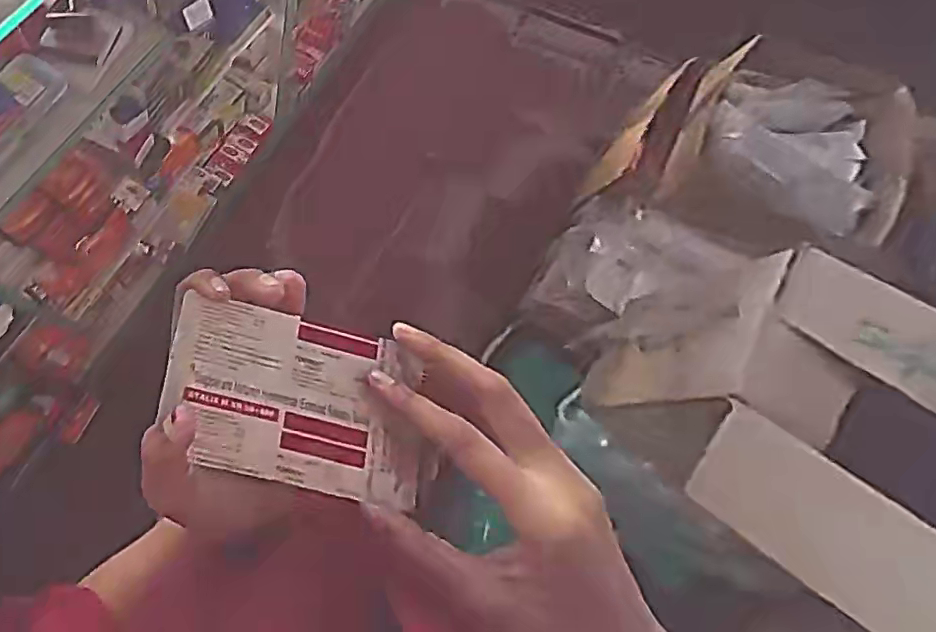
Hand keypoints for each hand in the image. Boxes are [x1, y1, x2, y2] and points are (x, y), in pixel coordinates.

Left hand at [140, 267, 318, 543]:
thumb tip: (179, 416)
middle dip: (251, 282)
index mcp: (194, 363)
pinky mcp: (302, 380)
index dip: (202, 287)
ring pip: (274, 306)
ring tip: (291, 292)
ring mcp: (268, 362)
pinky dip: (312, 324)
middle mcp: (230, 352)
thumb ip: (162, 461)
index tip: (218, 296)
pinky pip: (308, 341)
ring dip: (283, 289)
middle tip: (270, 293)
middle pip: (236, 294)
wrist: (250, 534)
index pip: (191, 303)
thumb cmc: (204, 501)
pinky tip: (316, 320)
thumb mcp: (172, 490)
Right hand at [363, 323, 662, 631]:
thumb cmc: (555, 630)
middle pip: (499, 394)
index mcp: (540, 508)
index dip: (416, 408)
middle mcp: (559, 475)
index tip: (377, 380)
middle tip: (402, 333)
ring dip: (463, 370)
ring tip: (418, 350)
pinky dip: (478, 397)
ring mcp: (568, 470)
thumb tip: (367, 508)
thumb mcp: (485, 601)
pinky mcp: (567, 474)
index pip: (468, 441)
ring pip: (511, 400)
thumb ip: (424, 555)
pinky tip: (449, 392)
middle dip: (447, 356)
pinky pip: (517, 421)